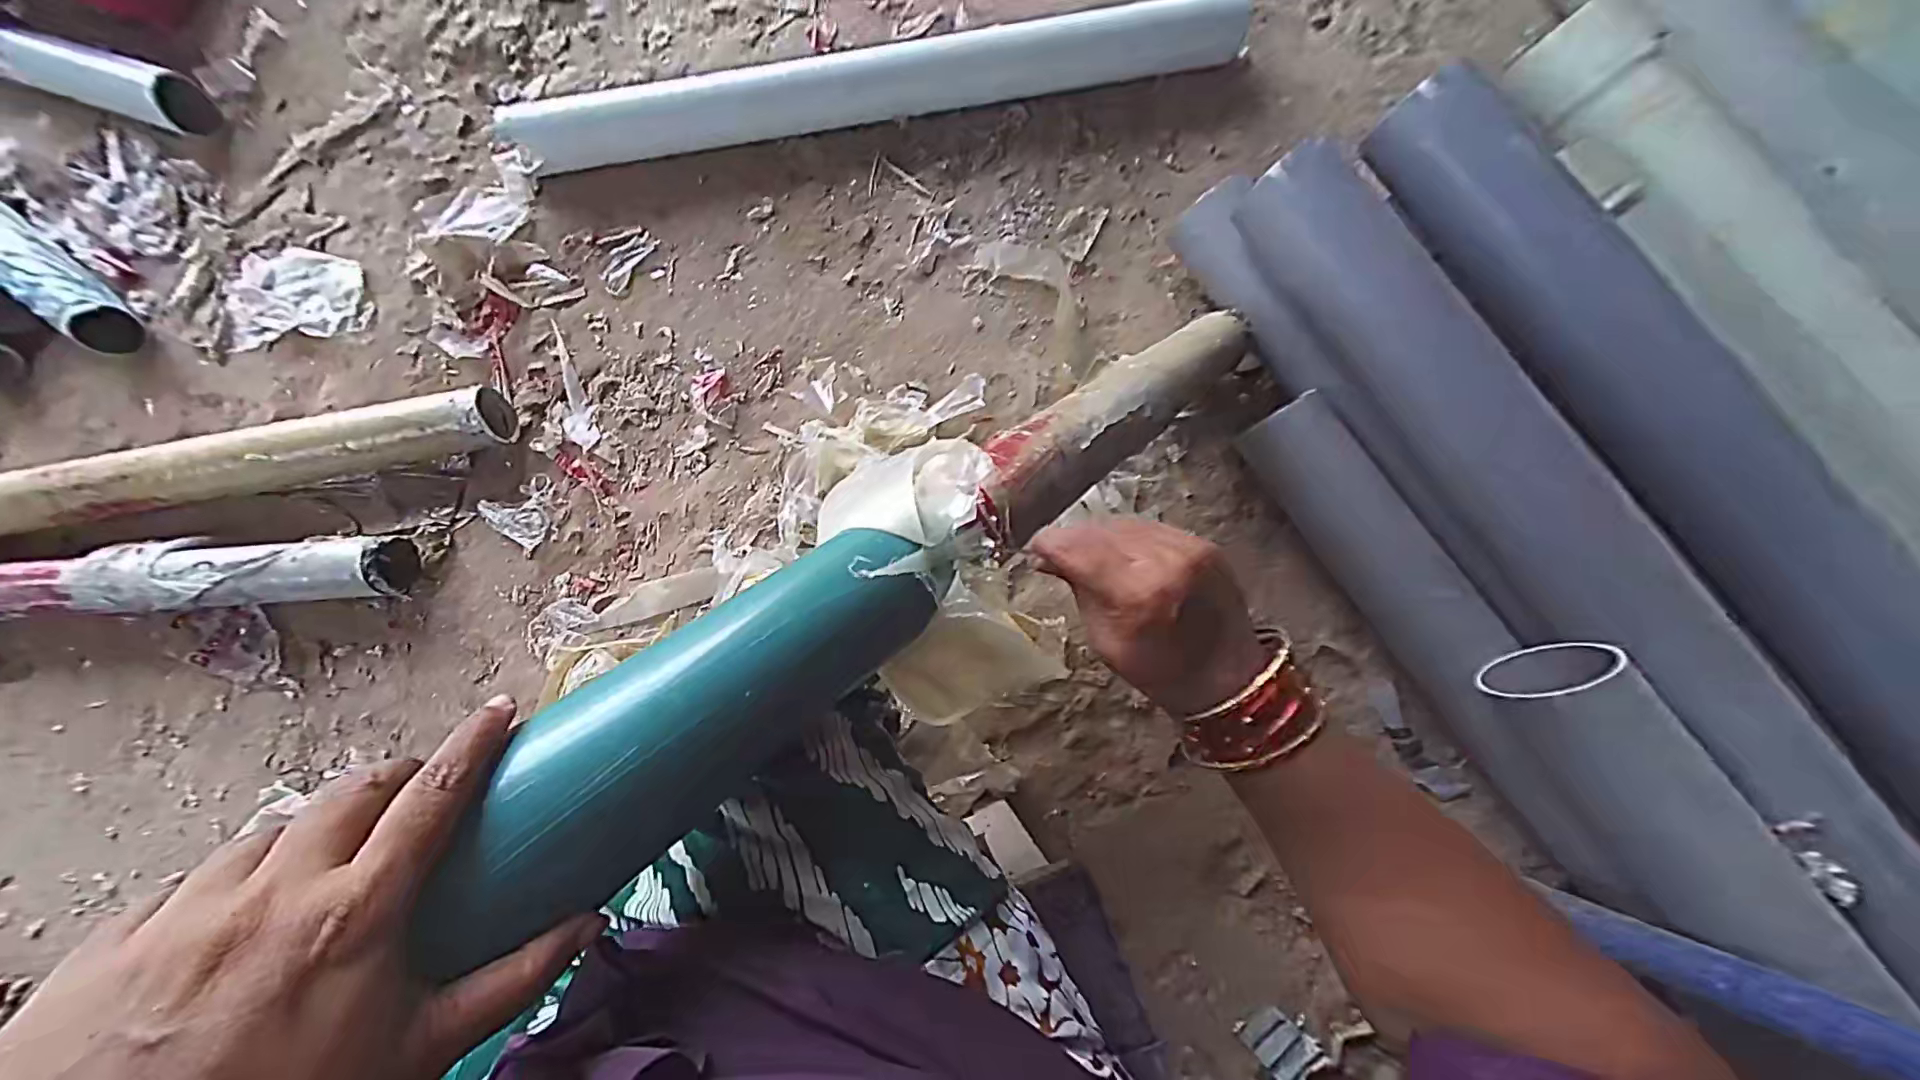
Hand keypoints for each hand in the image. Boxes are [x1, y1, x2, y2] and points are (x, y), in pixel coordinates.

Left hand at [0, 696, 604, 1079]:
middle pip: (355, 790)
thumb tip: (586, 926)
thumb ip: (513, 980)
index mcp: (356, 910)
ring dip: (317, 825)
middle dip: (397, 777)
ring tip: (331, 858)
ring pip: (276, 825)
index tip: (499, 712)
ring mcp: (190, 911)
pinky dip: (239, 872)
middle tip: (417, 795)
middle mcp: (276, 892)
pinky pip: (196, 874)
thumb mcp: (419, 1047)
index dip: (473, 743)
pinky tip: (245, 908)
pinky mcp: (116, 940)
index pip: (433, 795)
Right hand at [1031, 519, 1268, 715]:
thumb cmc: (1161, 670)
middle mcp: (1165, 557)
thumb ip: (1080, 590)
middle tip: (1056, 556)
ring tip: (1087, 556)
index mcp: (1139, 591)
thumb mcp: (1105, 641)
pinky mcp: (1200, 541)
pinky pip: (1147, 527)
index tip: (1035, 551)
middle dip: (1071, 540)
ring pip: (1121, 523)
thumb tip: (1049, 557)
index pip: (1078, 546)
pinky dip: (1125, 537)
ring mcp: (1187, 545)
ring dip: (1097, 536)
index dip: (1049, 544)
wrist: (1228, 675)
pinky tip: (1118, 554)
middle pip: (1098, 530)